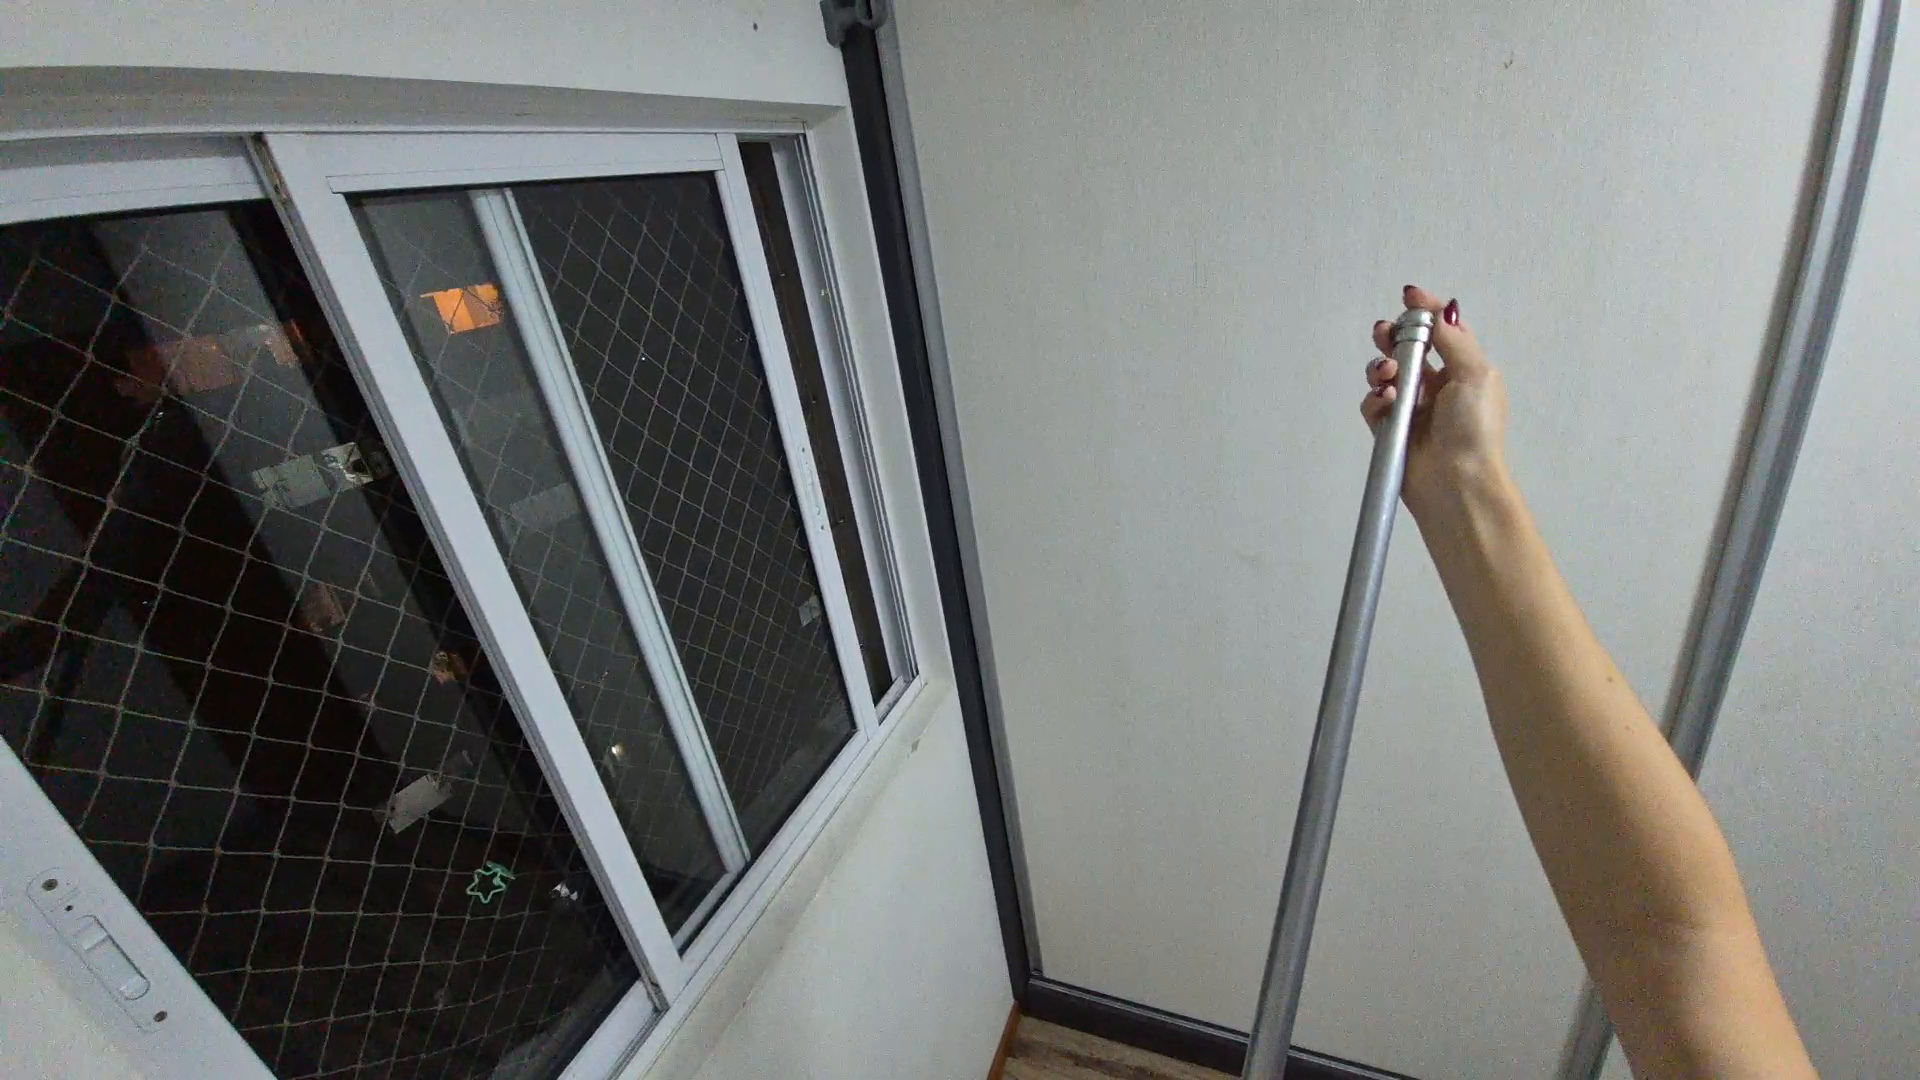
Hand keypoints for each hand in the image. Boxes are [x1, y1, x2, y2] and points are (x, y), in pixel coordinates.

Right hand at [1360, 285, 1509, 520]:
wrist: (1455, 479)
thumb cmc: (1474, 428)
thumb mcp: (1475, 373)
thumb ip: (1452, 339)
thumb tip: (1440, 307)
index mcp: (1463, 370)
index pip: (1441, 332)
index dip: (1424, 312)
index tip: (1408, 296)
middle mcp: (1436, 385)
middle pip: (1407, 350)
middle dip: (1393, 338)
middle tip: (1383, 334)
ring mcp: (1410, 407)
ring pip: (1384, 375)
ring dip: (1381, 368)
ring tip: (1386, 376)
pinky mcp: (1387, 428)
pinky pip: (1372, 405)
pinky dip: (1373, 399)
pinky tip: (1384, 401)